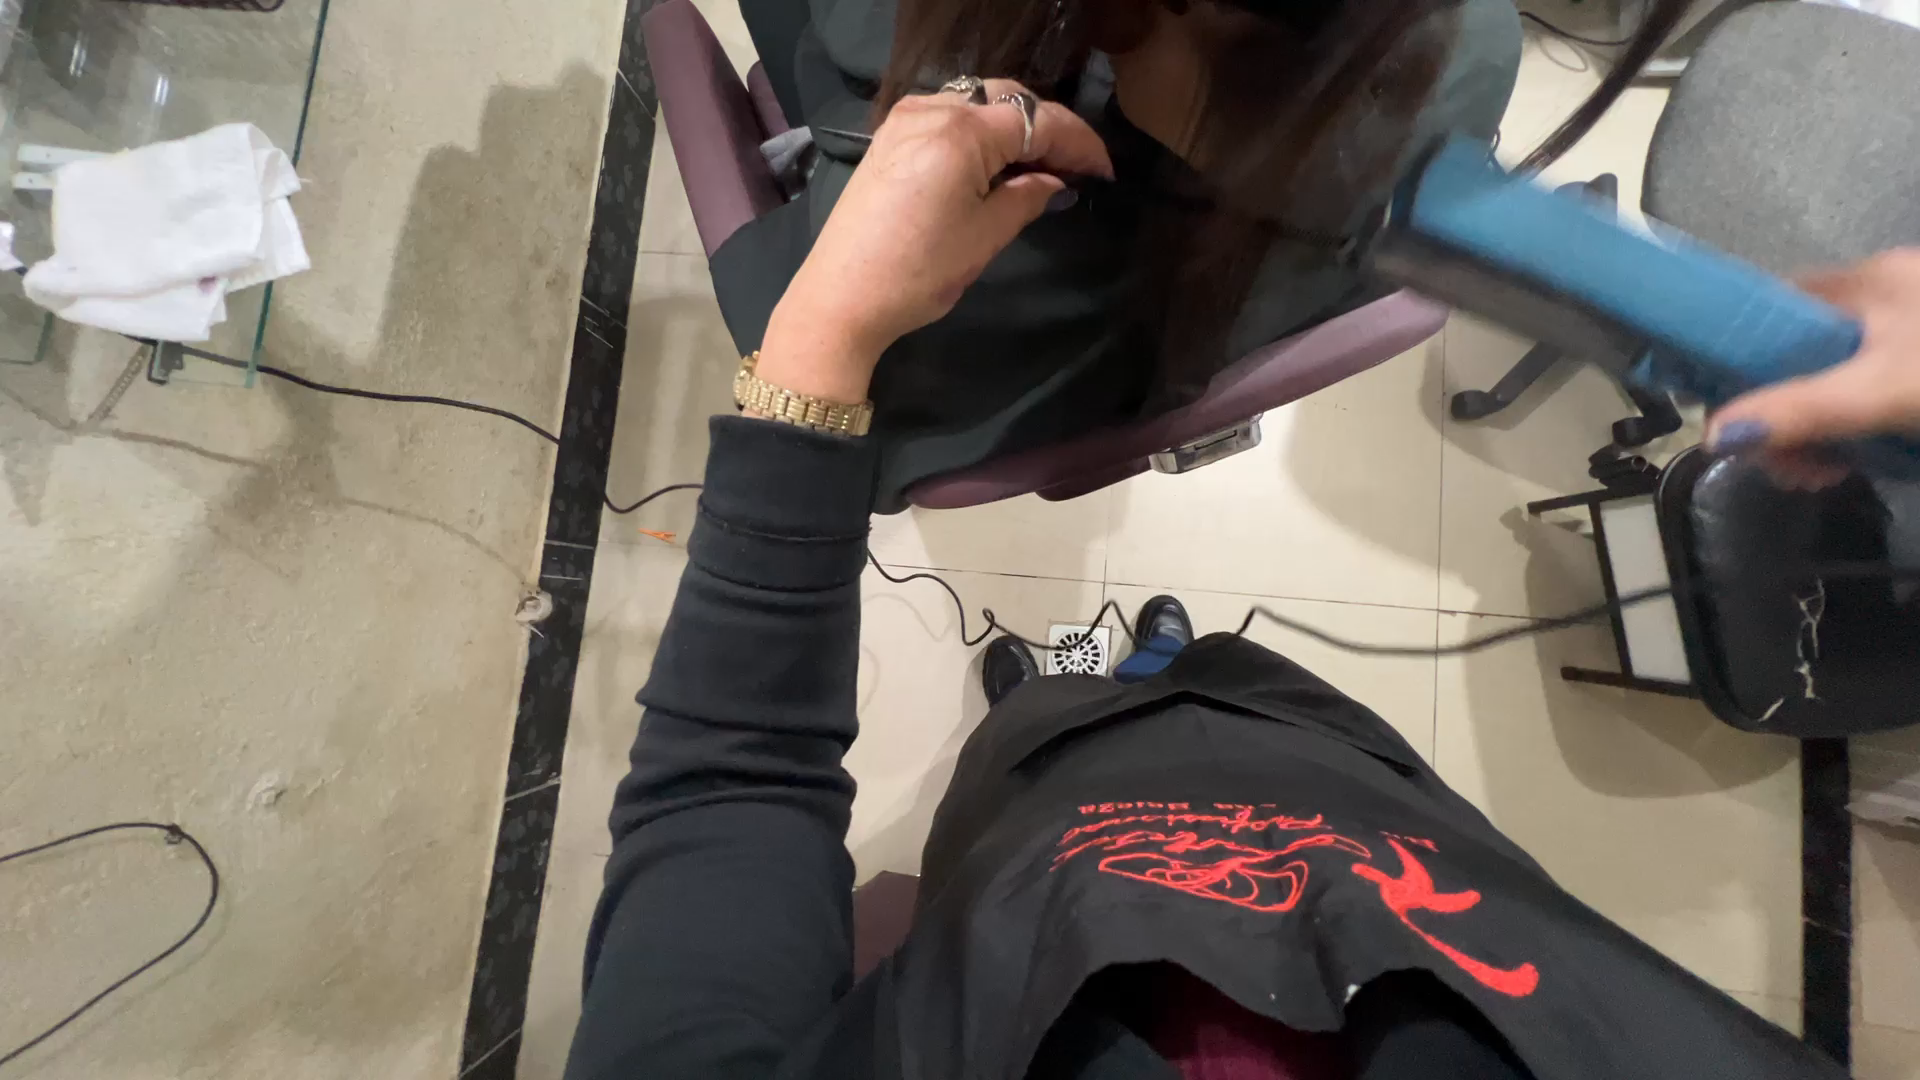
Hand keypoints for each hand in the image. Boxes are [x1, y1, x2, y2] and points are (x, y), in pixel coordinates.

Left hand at [752, 79, 1113, 404]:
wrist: (840, 299)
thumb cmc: (917, 273)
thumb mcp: (983, 240)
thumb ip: (1025, 200)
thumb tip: (1055, 181)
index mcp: (962, 131)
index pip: (1038, 120)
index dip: (1079, 142)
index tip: (1104, 171)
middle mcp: (933, 109)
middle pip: (1008, 101)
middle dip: (1046, 129)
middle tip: (1073, 168)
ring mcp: (905, 120)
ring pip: (976, 106)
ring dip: (1012, 130)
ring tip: (1036, 169)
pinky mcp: (889, 139)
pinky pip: (948, 121)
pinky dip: (978, 136)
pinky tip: (991, 166)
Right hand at [1707, 248, 1919, 486]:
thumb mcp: (1891, 392)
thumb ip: (1799, 411)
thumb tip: (1713, 436)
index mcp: (1868, 281)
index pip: (1759, 307)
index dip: (1724, 355)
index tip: (1716, 408)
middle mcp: (1888, 296)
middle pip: (1790, 355)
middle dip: (1771, 413)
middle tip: (1780, 465)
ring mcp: (1914, 333)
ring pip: (1827, 381)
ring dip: (1808, 432)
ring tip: (1819, 474)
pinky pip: (1865, 395)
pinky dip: (1851, 429)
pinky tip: (1855, 460)